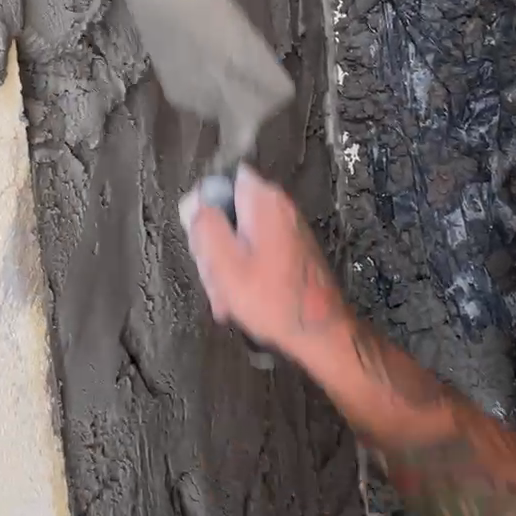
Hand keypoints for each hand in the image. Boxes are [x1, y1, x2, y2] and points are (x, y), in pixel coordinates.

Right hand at [178, 165, 351, 356]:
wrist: (321, 333)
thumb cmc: (271, 298)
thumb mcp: (225, 263)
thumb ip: (205, 225)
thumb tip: (193, 201)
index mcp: (264, 201)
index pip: (222, 181)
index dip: (204, 206)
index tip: (201, 237)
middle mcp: (279, 207)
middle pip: (229, 211)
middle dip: (214, 243)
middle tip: (214, 276)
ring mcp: (288, 228)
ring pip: (240, 236)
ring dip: (227, 264)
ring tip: (226, 298)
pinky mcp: (293, 250)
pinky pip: (257, 252)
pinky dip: (245, 272)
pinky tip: (242, 300)